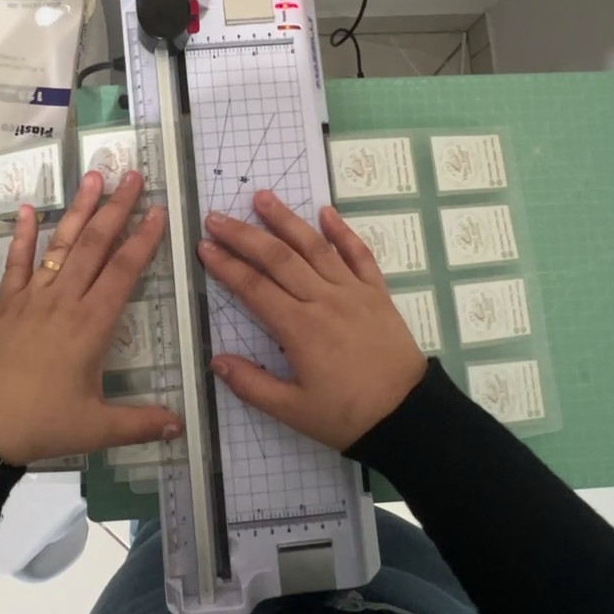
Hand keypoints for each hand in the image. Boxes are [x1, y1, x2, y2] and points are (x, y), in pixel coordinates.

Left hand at [0, 170, 183, 464]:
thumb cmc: (38, 423)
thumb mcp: (95, 428)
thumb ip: (140, 423)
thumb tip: (181, 425)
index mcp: (91, 325)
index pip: (125, 271)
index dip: (144, 238)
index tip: (159, 209)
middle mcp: (64, 301)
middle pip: (95, 245)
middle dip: (116, 208)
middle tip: (132, 175)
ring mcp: (33, 299)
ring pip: (61, 245)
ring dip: (79, 210)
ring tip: (93, 176)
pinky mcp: (8, 306)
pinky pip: (18, 264)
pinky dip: (25, 236)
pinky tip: (31, 209)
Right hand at [198, 191, 426, 450]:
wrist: (409, 416)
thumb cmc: (347, 416)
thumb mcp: (293, 411)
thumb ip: (252, 385)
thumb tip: (216, 360)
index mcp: (299, 329)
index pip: (254, 287)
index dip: (226, 265)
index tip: (204, 247)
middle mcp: (323, 300)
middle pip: (278, 258)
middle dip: (244, 235)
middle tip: (217, 217)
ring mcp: (353, 292)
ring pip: (314, 247)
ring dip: (286, 220)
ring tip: (262, 197)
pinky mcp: (376, 292)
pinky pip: (359, 254)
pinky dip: (343, 231)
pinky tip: (327, 211)